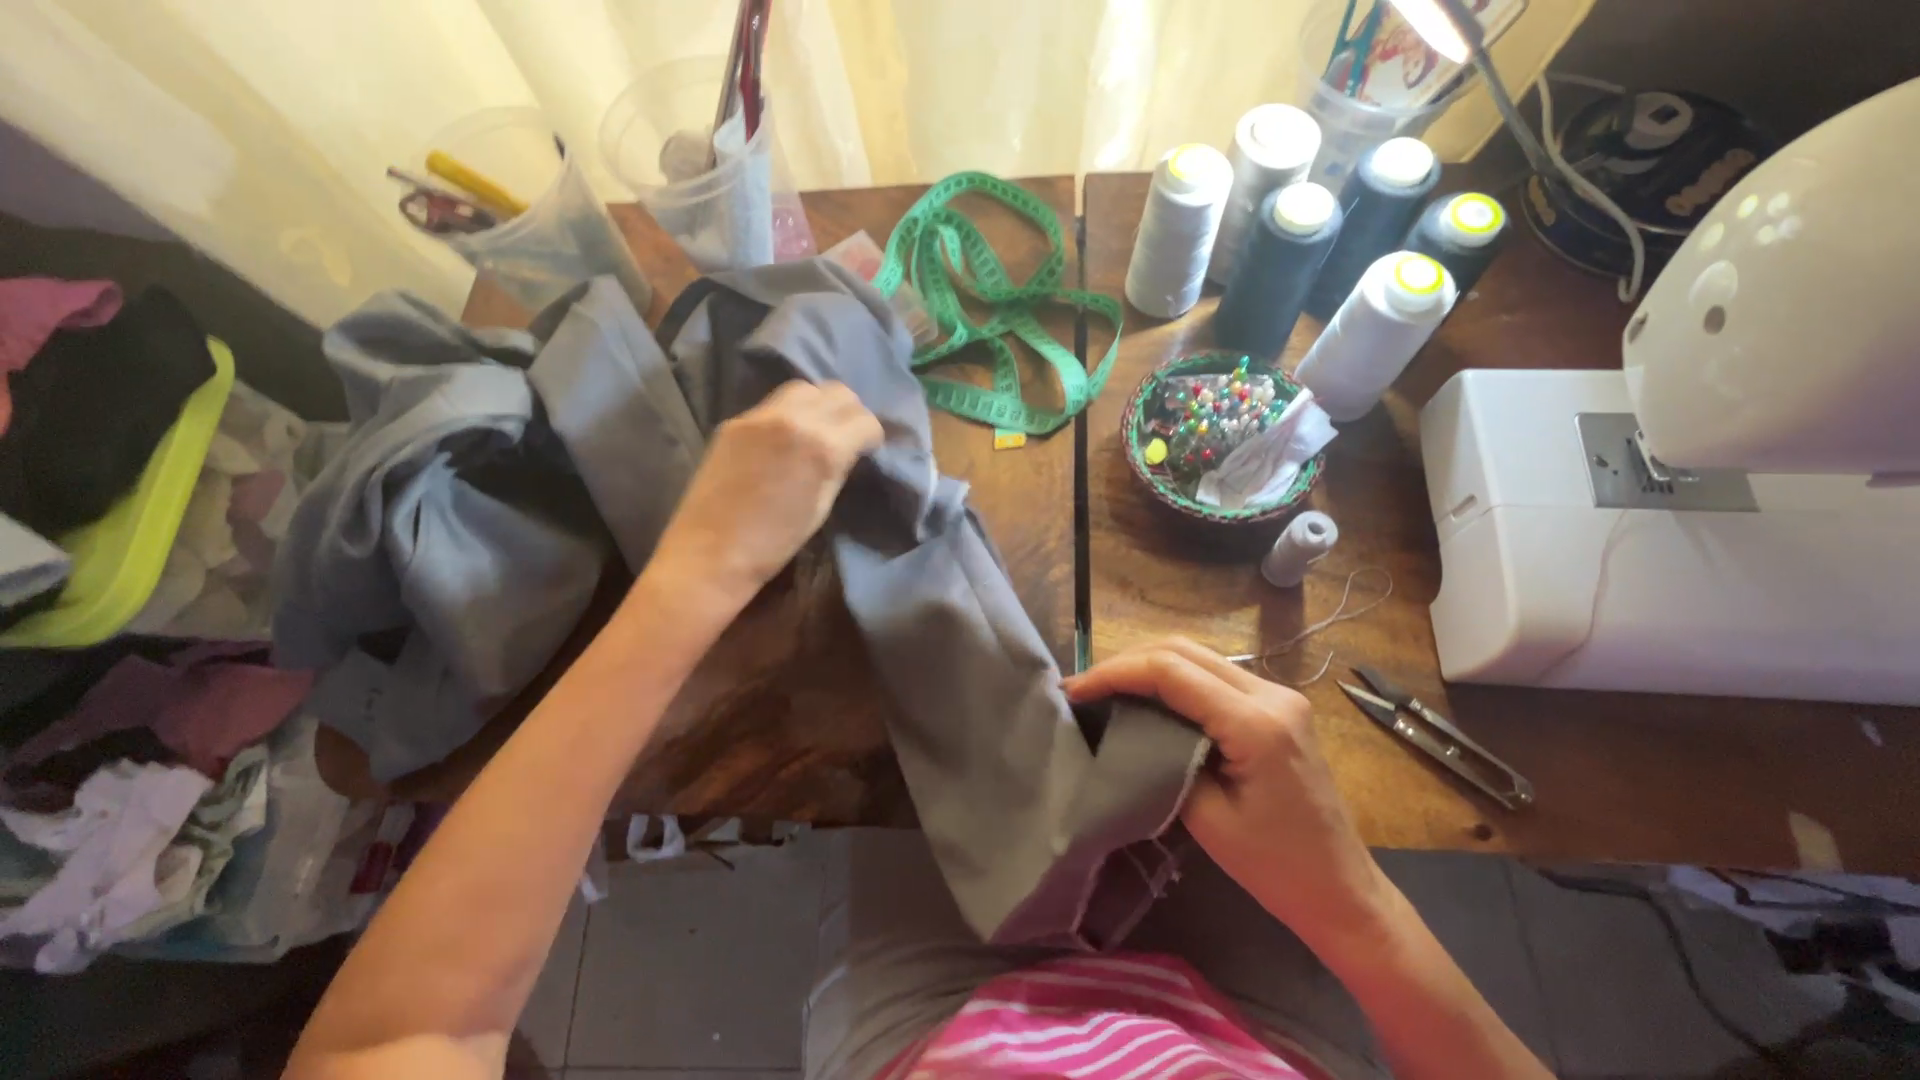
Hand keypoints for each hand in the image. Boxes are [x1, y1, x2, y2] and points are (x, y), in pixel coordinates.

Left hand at [648, 381, 882, 605]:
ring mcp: (760, 416)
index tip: (869, 448)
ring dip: (820, 404)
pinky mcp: (735, 422)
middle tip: (847, 434)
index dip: (872, 435)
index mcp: (822, 446)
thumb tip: (848, 450)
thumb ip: (838, 468)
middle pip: (837, 392)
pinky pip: (773, 404)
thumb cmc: (774, 543)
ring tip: (818, 429)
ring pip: (805, 389)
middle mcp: (794, 419)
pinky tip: (786, 437)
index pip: (864, 420)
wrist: (711, 552)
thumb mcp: (821, 507)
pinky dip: (790, 413)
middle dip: (850, 412)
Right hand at [1062, 637, 1390, 946]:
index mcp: (1256, 723)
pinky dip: (1174, 680)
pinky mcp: (1277, 707)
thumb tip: (1126, 727)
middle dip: (1127, 662)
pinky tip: (1147, 699)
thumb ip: (1165, 759)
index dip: (1115, 673)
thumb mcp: (1206, 818)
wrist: (1341, 889)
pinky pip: (1215, 676)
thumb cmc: (1274, 867)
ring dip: (1148, 666)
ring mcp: (1279, 696)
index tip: (1075, 690)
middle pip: (1183, 650)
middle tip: (1084, 688)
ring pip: (1198, 656)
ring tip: (1105, 690)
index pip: (1171, 672)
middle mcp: (1272, 695)